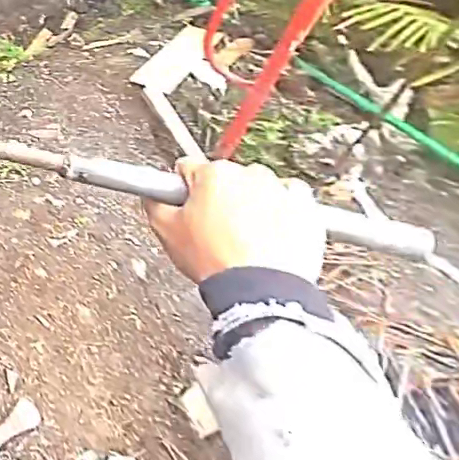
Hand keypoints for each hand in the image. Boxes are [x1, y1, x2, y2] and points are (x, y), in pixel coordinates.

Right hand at [142, 157, 325, 283]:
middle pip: (225, 179)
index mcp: (213, 174)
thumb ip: (154, 204)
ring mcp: (280, 188)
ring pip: (258, 188)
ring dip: (251, 204)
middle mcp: (248, 173)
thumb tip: (152, 195)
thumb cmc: (215, 261)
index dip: (184, 191)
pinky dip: (282, 210)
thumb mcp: (166, 232)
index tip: (189, 209)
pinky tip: (272, 233)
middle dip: (220, 198)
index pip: (189, 169)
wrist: (261, 291)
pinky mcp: (306, 208)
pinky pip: (291, 199)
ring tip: (246, 238)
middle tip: (216, 231)